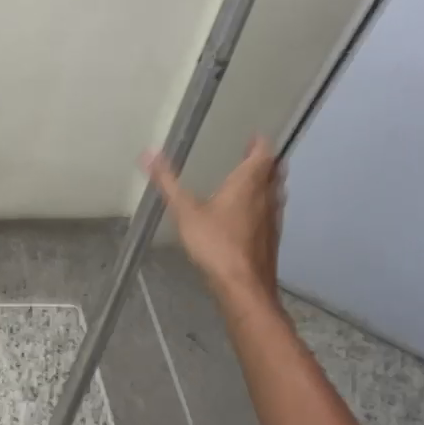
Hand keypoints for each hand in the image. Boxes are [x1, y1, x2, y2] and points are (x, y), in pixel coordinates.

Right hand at [143, 137, 285, 309]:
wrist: (244, 289)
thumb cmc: (216, 243)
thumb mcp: (185, 210)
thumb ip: (167, 181)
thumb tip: (148, 152)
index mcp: (247, 185)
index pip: (263, 156)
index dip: (261, 144)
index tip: (256, 135)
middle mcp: (265, 199)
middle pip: (274, 173)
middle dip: (266, 162)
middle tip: (253, 153)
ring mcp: (272, 221)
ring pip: (275, 194)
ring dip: (268, 182)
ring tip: (253, 178)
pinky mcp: (270, 240)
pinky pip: (271, 212)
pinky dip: (264, 203)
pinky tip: (250, 213)